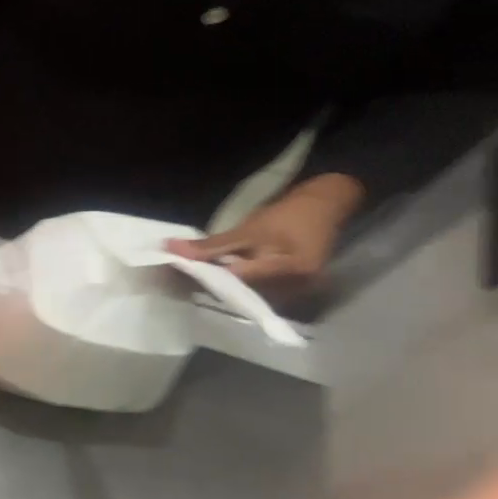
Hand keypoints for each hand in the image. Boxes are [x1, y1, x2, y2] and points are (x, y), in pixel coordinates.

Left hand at [165, 174, 363, 289]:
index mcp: (290, 271)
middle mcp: (296, 288)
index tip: (177, 271)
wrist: (326, 205)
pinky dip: (234, 284)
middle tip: (179, 277)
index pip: (236, 281)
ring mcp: (295, 291)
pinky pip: (255, 291)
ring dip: (219, 286)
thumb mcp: (249, 229)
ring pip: (246, 294)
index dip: (204, 277)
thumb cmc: (290, 214)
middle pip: (241, 292)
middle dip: (210, 284)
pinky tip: (215, 277)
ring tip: (192, 278)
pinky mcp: (290, 289)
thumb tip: (171, 250)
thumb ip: (211, 245)